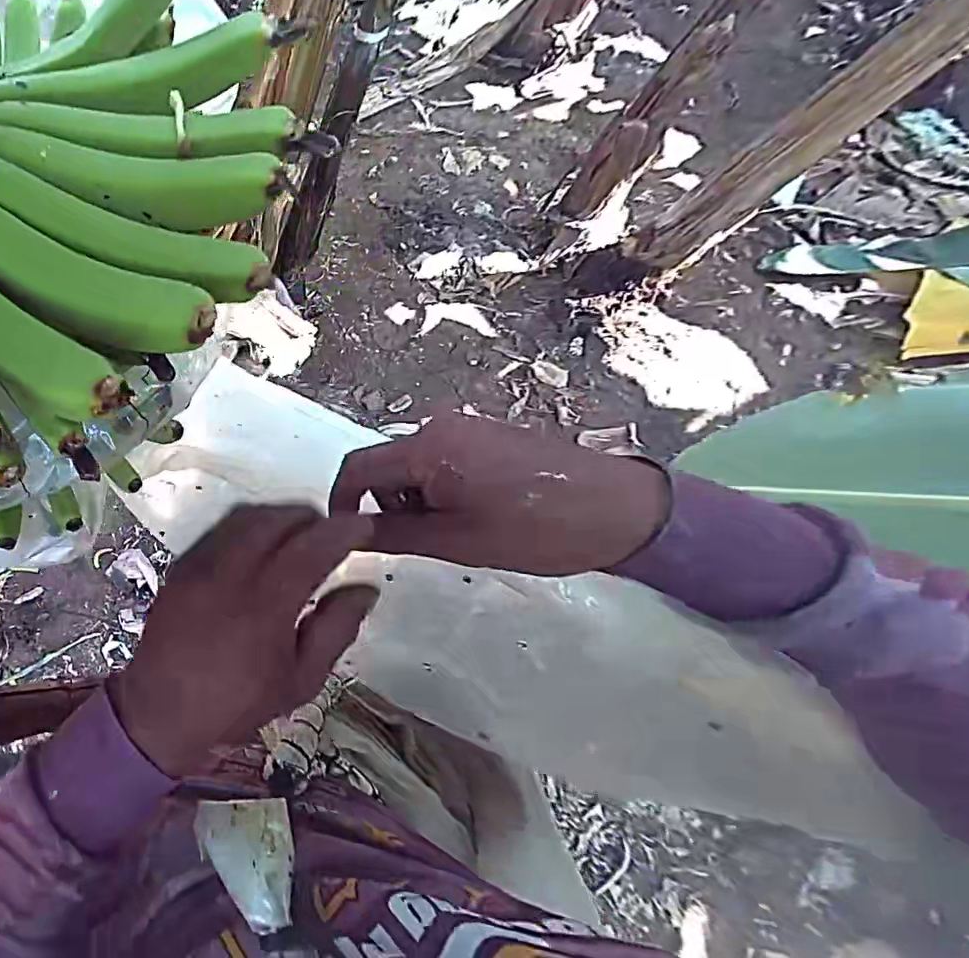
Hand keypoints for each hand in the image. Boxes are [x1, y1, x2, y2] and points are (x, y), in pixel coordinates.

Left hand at [110, 506, 379, 777]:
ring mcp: (197, 567)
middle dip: (308, 517)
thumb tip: (364, 589)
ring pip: (241, 518)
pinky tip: (256, 546)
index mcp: (265, 605)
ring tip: (296, 534)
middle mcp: (228, 575)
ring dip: (275, 517)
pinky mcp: (178, 568)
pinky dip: (244, 528)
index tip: (362, 526)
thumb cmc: (236, 703)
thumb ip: (336, 629)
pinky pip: (216, 532)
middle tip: (329, 531)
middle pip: (273, 520)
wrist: (163, 710)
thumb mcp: (300, 679)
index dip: (341, 531)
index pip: (309, 549)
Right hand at [328, 412, 669, 575]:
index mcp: (427, 448)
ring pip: (409, 466)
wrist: (628, 511)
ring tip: (456, 529)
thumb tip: (349, 534)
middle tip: (418, 538)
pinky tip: (475, 512)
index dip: (341, 500)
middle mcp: (437, 427)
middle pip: (383, 467)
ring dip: (415, 499)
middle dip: (386, 504)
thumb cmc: (538, 530)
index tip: (344, 532)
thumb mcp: (456, 541)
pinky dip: (438, 488)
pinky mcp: (483, 434)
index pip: (356, 468)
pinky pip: (437, 460)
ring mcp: (462, 427)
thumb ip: (392, 533)